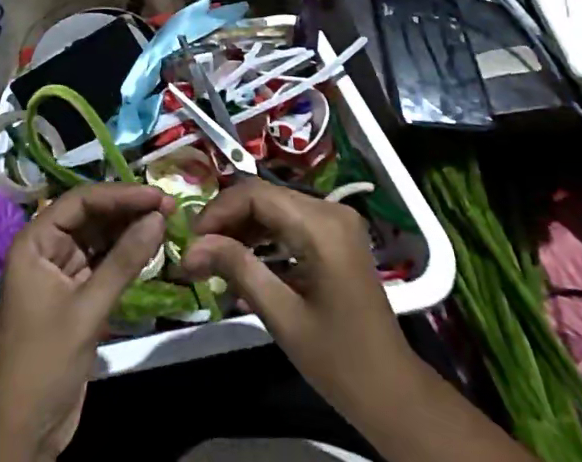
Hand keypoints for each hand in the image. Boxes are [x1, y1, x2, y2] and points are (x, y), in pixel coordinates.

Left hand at [0, 184, 172, 460]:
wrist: (22, 430)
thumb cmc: (44, 362)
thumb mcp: (87, 309)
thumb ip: (124, 260)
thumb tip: (159, 216)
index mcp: (34, 243)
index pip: (80, 201)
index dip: (120, 194)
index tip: (158, 194)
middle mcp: (46, 250)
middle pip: (91, 216)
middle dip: (129, 209)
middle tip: (170, 205)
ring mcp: (61, 272)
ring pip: (100, 238)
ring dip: (131, 230)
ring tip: (167, 221)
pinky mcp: (76, 295)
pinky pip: (104, 263)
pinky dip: (127, 255)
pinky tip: (152, 247)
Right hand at [178, 182, 414, 410]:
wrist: (390, 388)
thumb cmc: (337, 357)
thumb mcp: (282, 315)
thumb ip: (237, 269)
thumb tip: (191, 247)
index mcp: (322, 226)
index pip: (256, 195)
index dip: (218, 211)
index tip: (191, 241)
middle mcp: (332, 211)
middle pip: (266, 196)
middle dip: (228, 219)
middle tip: (197, 251)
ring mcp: (337, 222)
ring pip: (277, 207)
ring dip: (243, 227)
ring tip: (214, 259)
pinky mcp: (337, 237)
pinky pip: (292, 222)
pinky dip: (264, 236)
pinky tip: (243, 262)